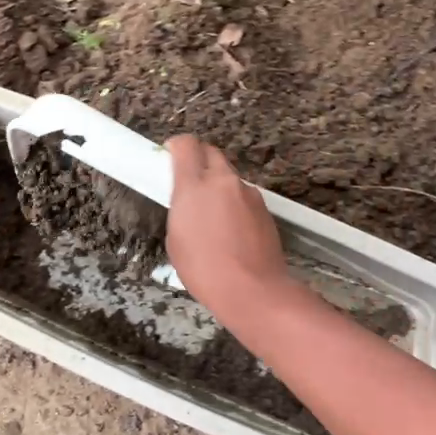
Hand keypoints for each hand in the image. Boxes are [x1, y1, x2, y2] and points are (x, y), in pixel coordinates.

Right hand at [164, 136, 293, 316]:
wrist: (252, 289)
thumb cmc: (204, 270)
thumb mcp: (176, 239)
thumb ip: (181, 209)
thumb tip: (189, 202)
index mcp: (194, 186)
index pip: (186, 145)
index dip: (176, 146)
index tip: (170, 154)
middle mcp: (223, 181)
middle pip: (211, 153)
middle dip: (199, 160)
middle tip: (190, 182)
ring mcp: (247, 193)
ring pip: (229, 176)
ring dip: (219, 184)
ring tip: (213, 214)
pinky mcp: (264, 207)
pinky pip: (244, 195)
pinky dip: (235, 203)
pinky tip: (232, 229)